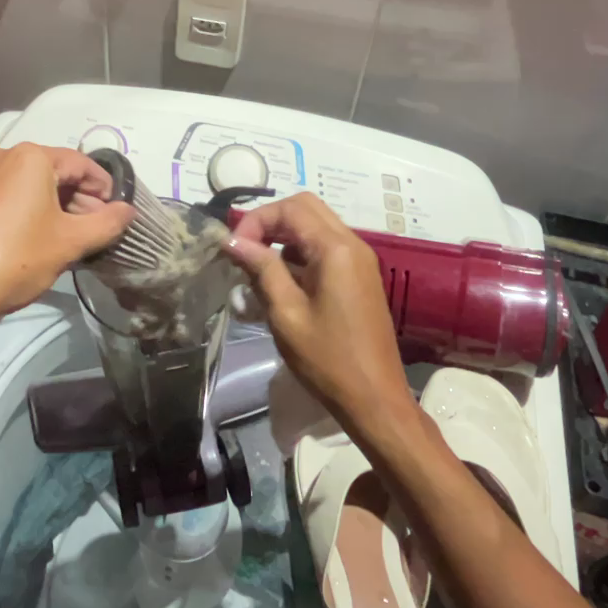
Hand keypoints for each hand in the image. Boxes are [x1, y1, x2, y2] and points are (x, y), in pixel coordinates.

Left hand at [0, 144, 133, 357]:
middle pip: (53, 171)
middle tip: (95, 229)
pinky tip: (34, 238)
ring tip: (68, 237)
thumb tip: (128, 210)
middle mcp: (2, 156)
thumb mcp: (69, 243)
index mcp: (31, 157)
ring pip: (28, 184)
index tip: (116, 213)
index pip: (81, 164)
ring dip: (53, 205)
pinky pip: (5, 195)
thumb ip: (106, 223)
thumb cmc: (15, 260)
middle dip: (78, 198)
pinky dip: (26, 209)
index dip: (104, 187)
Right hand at [223, 194, 414, 429]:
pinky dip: (299, 251)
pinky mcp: (359, 276)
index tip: (234, 249)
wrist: (375, 399)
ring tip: (256, 266)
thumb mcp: (286, 314)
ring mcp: (359, 260)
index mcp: (335, 249)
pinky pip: (325, 246)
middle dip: (270, 221)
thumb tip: (232, 240)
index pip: (290, 209)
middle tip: (245, 250)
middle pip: (305, 208)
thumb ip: (261, 269)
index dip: (256, 220)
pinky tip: (280, 280)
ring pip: (315, 225)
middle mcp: (352, 244)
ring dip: (283, 235)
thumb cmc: (327, 359)